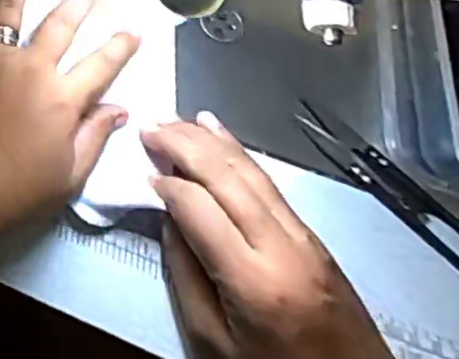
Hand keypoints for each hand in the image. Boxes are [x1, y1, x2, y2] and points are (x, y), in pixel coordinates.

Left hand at [0, 0, 139, 245]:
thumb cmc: (14, 192)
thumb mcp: (67, 176)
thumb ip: (95, 136)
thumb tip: (120, 108)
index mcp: (61, 97)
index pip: (101, 65)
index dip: (121, 47)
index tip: (134, 29)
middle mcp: (31, 67)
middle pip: (61, 23)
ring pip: (9, 9)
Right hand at [143, 114, 390, 358]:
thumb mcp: (215, 343)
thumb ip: (186, 277)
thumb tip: (169, 218)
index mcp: (252, 281)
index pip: (199, 208)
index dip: (169, 184)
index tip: (146, 172)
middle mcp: (280, 246)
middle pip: (225, 176)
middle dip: (184, 144)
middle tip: (152, 126)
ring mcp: (301, 234)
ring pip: (249, 169)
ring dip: (210, 139)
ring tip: (178, 121)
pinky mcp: (312, 232)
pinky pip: (268, 180)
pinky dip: (238, 151)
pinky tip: (219, 134)